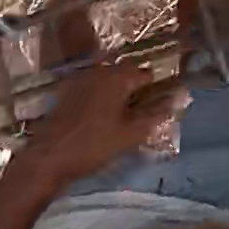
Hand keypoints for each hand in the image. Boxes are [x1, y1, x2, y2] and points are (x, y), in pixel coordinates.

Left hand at [11, 62, 182, 188]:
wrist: (49, 156)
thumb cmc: (93, 145)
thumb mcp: (131, 134)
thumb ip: (156, 114)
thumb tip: (178, 97)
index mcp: (116, 77)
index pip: (145, 73)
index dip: (156, 86)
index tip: (162, 101)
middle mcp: (98, 71)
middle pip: (125, 72)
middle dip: (137, 87)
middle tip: (144, 110)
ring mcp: (79, 79)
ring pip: (107, 78)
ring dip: (118, 91)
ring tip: (125, 114)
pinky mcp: (66, 91)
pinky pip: (92, 86)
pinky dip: (101, 95)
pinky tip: (102, 115)